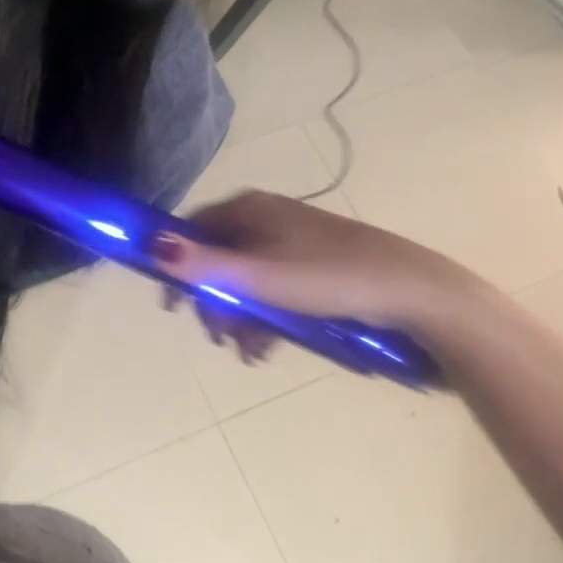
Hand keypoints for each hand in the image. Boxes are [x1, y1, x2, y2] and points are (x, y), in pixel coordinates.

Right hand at [151, 191, 493, 361]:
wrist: (415, 295)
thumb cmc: (329, 279)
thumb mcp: (259, 277)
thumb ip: (201, 264)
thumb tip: (147, 245)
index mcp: (250, 209)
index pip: (191, 228)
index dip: (175, 264)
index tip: (172, 305)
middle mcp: (268, 218)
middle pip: (218, 259)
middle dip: (213, 303)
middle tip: (218, 338)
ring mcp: (295, 242)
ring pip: (246, 280)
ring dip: (239, 318)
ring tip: (249, 352)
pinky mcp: (317, 267)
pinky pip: (274, 290)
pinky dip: (265, 318)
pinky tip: (268, 348)